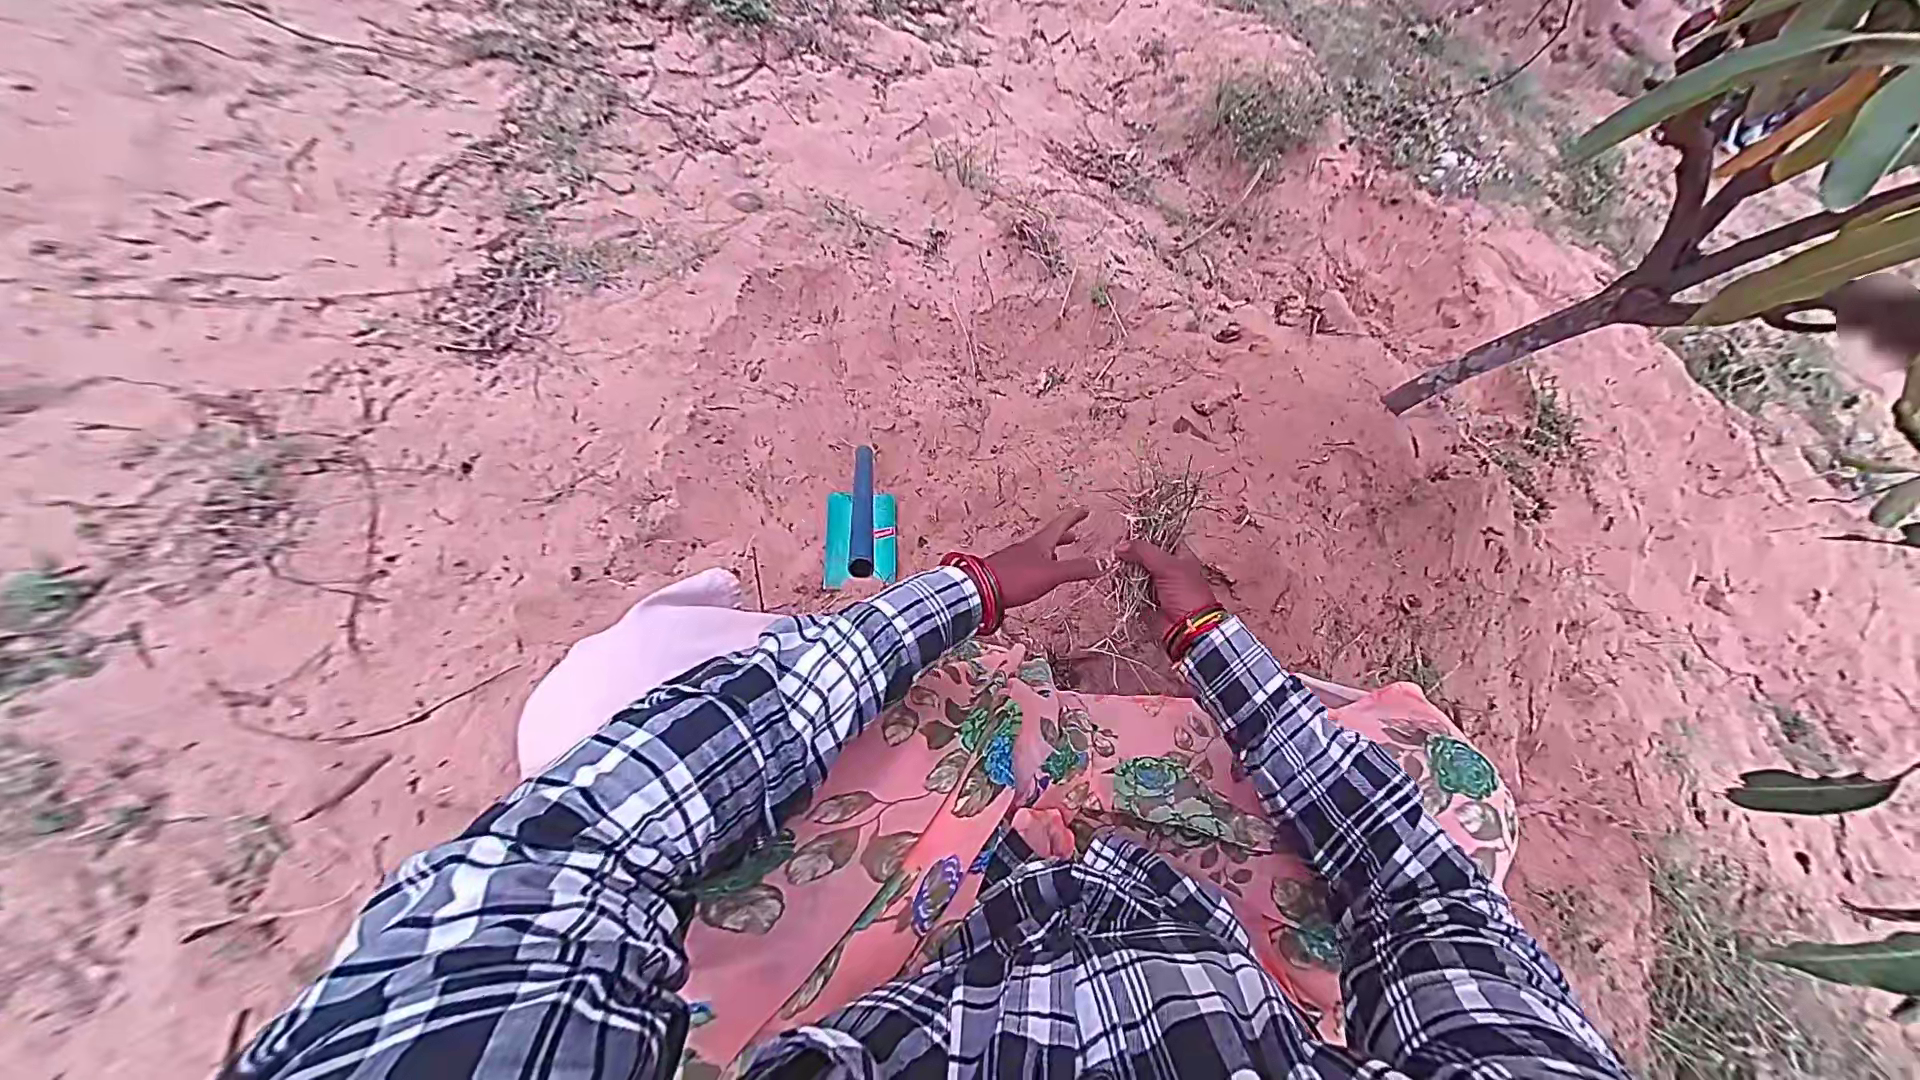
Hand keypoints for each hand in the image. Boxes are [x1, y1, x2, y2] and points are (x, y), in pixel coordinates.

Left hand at [982, 508, 1100, 608]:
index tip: (1084, 510)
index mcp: (1040, 543)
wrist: (980, 589)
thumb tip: (1104, 563)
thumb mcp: (1052, 574)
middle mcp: (1027, 547)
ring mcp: (1015, 559)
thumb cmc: (1016, 578)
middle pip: (1049, 537)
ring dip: (1051, 550)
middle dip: (1063, 535)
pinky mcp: (1006, 572)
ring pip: (1038, 551)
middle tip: (1074, 534)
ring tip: (1059, 555)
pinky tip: (1037, 575)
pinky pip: (1028, 564)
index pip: (1061, 524)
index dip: (1074, 517)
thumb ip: (1077, 569)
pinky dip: (1040, 564)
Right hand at [1115, 540, 1217, 636]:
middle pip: (1142, 558)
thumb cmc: (1186, 593)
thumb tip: (1121, 546)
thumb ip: (1144, 552)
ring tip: (1109, 570)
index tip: (1123, 538)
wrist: (1189, 629)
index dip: (1140, 539)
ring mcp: (1156, 586)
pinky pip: (1130, 592)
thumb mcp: (1168, 566)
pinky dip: (1121, 589)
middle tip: (1113, 556)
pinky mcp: (1146, 601)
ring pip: (1134, 574)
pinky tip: (1111, 585)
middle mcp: (1167, 570)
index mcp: (1178, 557)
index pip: (1157, 541)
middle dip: (1127, 557)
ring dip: (1122, 573)